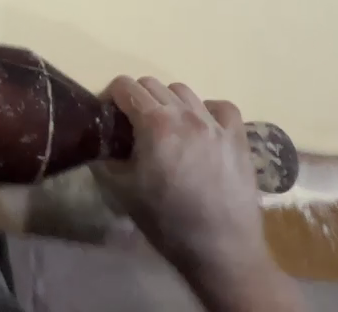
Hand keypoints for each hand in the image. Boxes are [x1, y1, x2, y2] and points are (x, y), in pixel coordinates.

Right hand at [96, 77, 299, 310]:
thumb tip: (99, 141)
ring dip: (169, 103)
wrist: (222, 252)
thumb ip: (105, 156)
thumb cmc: (167, 221)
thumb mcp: (122, 189)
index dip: (111, 99)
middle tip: (135, 126)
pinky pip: (222, 107)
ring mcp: (215, 125)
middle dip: (137, 99)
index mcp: (153, 123)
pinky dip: (208, 111)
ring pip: (183, 91)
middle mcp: (184, 114)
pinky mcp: (238, 139)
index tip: (110, 118)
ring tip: (168, 129)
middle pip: (151, 84)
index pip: (123, 86)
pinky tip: (202, 129)